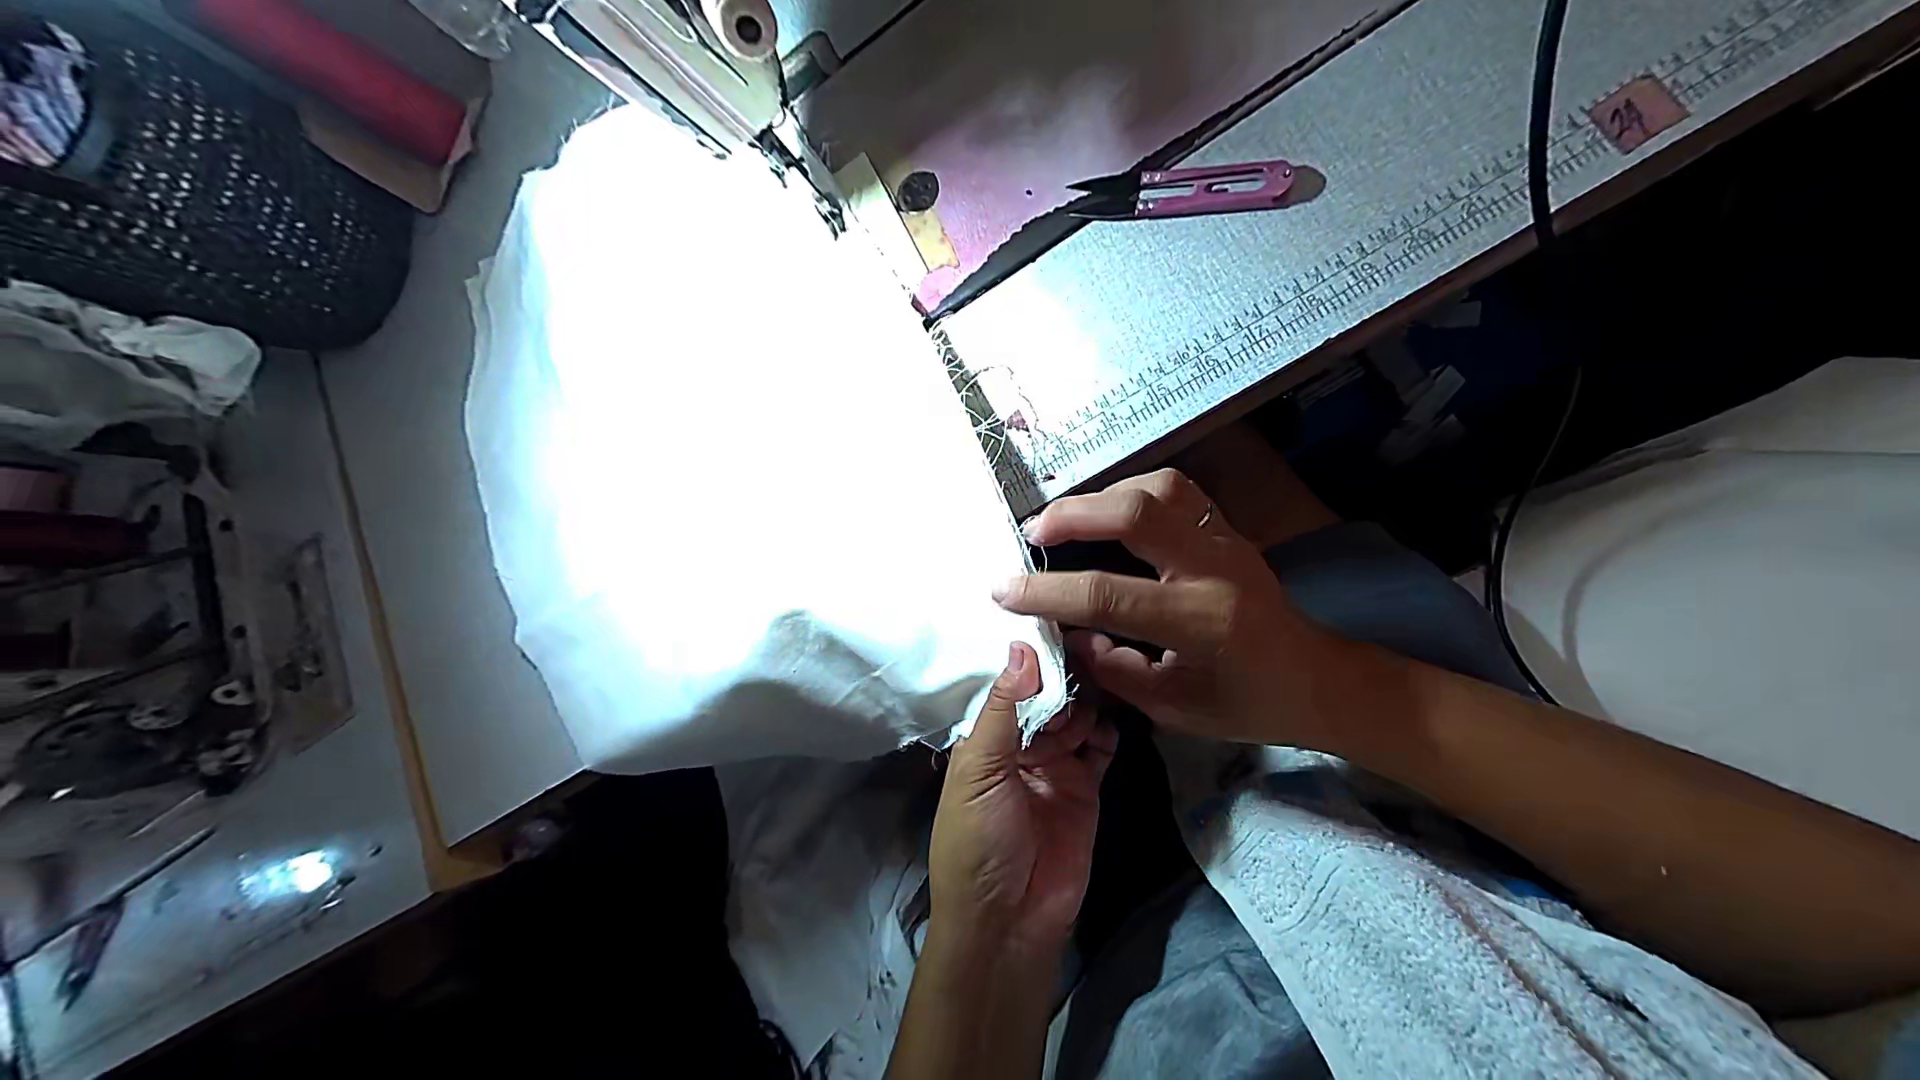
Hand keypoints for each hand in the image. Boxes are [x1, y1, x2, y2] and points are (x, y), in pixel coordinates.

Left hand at [930, 642, 1115, 953]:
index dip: (1028, 661)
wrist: (1010, 919)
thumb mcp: (980, 770)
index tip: (1053, 623)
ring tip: (1102, 680)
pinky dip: (1107, 731)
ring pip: (1075, 718)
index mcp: (985, 739)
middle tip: (1088, 649)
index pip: (1008, 688)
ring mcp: (1055, 765)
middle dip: (1062, 679)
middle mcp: (1020, 746)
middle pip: (1046, 699)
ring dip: (1085, 702)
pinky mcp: (1085, 787)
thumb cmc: (979, 839)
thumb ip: (1004, 710)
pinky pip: (1100, 749)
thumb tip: (1020, 649)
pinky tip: (1112, 716)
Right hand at [996, 469, 1353, 750]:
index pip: (1108, 596)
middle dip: (1073, 515)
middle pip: (1137, 513)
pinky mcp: (1226, 528)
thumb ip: (1113, 671)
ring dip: (1103, 496)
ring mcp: (1224, 540)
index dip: (1048, 593)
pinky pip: (1175, 490)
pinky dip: (1132, 491)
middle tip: (1032, 533)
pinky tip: (1110, 511)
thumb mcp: (1173, 708)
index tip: (1005, 592)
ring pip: (1159, 487)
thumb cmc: (1246, 703)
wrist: (1316, 678)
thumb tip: (1069, 633)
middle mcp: (1213, 568)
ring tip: (1067, 520)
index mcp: (1198, 622)